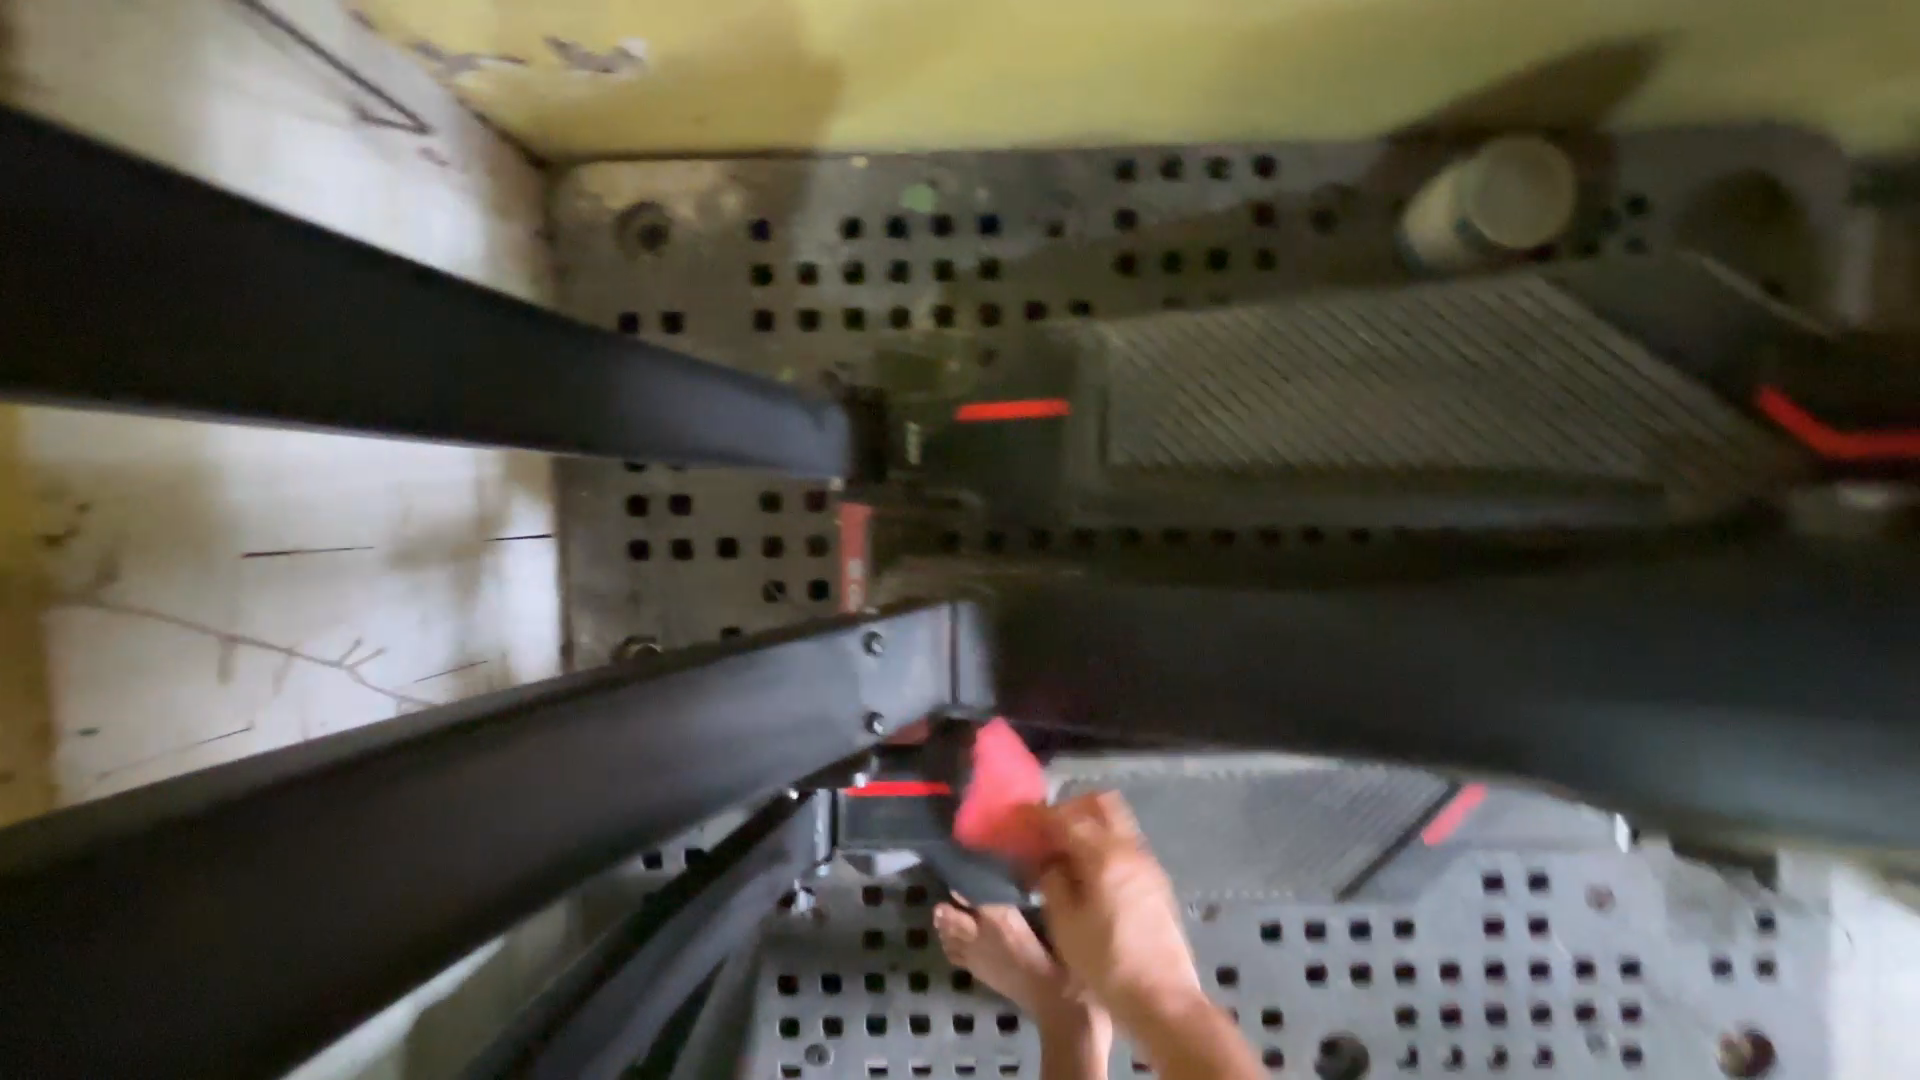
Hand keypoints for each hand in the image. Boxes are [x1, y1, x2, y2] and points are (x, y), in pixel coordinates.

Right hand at [1027, 792, 1204, 1024]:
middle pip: (1101, 804)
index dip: (1038, 815)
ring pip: (1116, 823)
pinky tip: (1088, 874)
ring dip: (1089, 826)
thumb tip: (1047, 860)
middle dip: (1071, 809)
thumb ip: (1052, 881)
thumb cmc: (1106, 964)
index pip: (1065, 818)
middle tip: (1047, 830)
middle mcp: (1130, 849)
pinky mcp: (1157, 883)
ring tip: (1064, 854)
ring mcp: (1148, 864)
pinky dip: (1104, 845)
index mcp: (1104, 855)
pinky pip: (1126, 845)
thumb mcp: (1064, 925)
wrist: (1164, 1001)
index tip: (1017, 818)